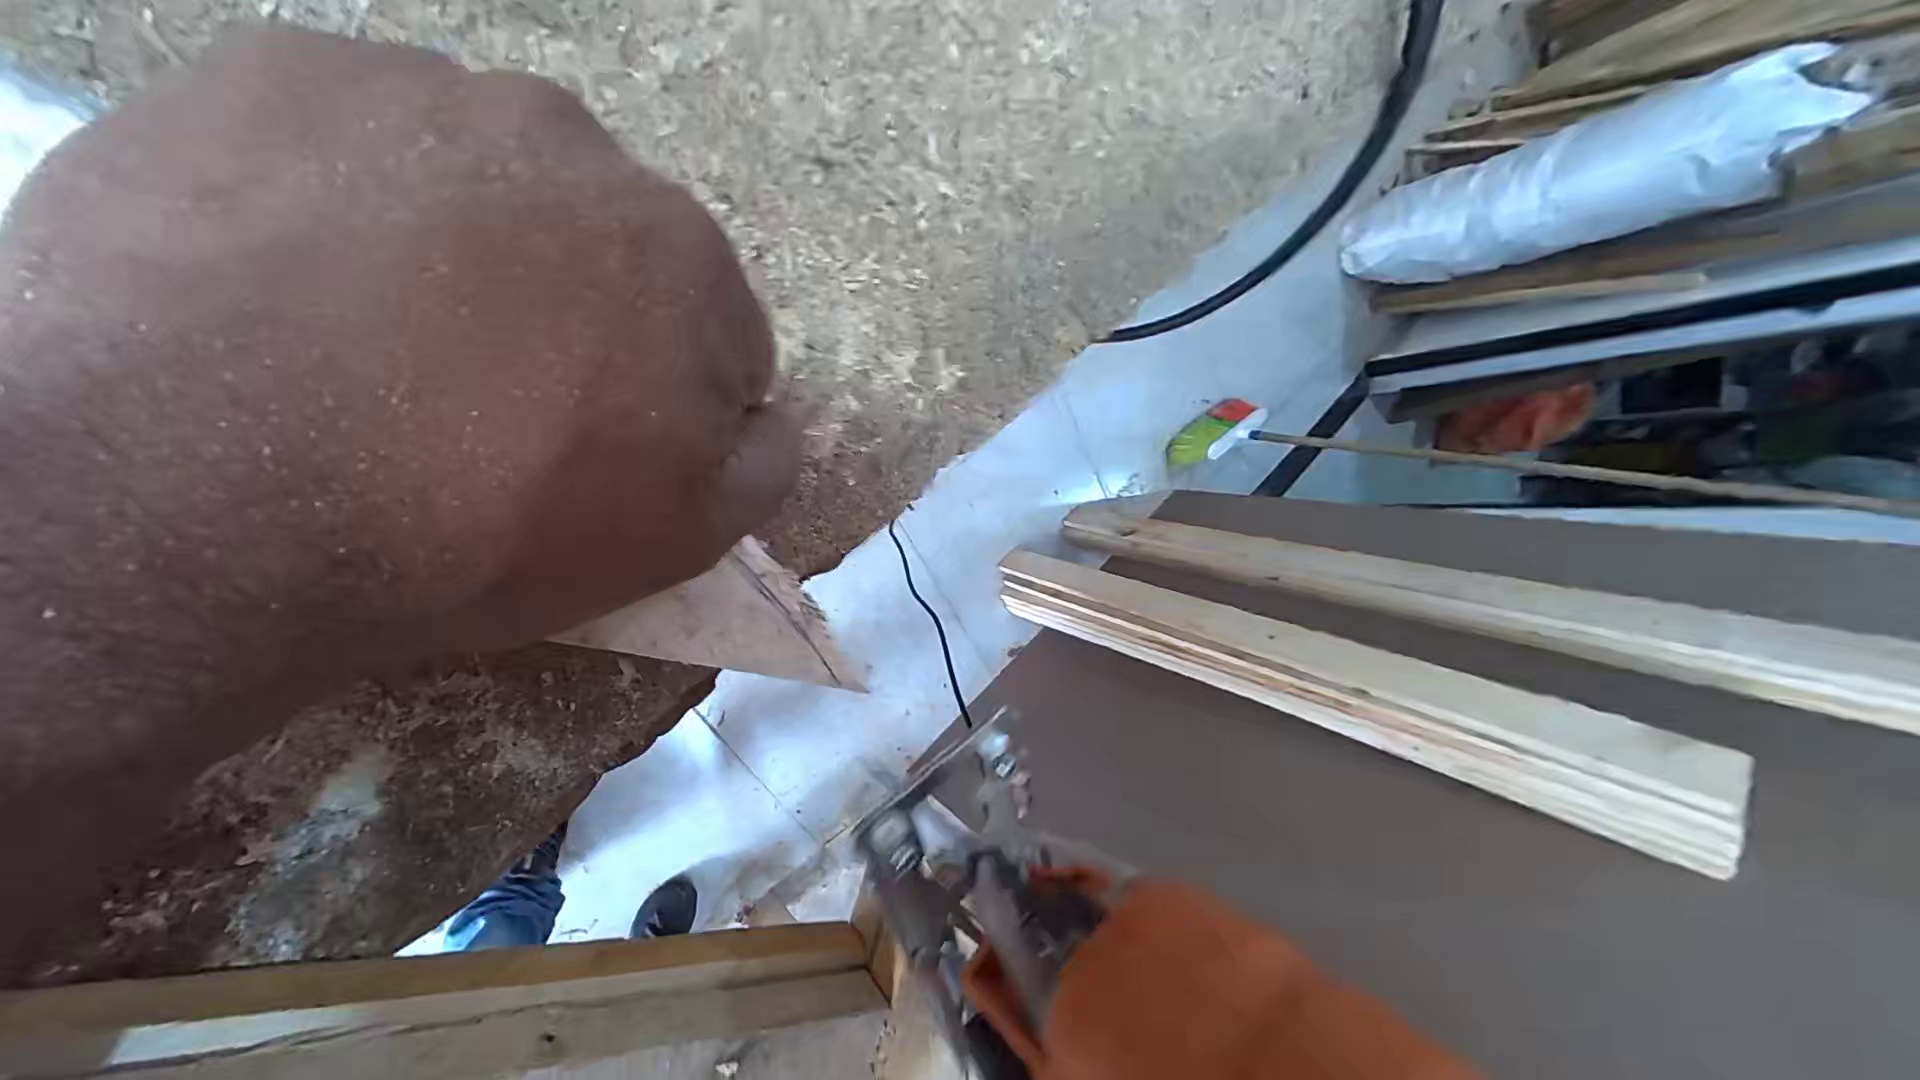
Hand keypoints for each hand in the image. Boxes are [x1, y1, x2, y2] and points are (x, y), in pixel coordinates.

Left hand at [0, 26, 798, 665]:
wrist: (195, 504)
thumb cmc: (492, 529)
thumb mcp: (686, 537)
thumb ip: (766, 464)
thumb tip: (768, 417)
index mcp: (686, 257)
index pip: (722, 334)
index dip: (678, 404)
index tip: (617, 450)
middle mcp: (578, 147)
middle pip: (620, 256)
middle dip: (598, 325)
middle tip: (517, 404)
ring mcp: (424, 94)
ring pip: (506, 196)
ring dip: (493, 262)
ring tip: (414, 348)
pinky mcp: (277, 76)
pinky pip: (378, 154)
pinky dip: (377, 215)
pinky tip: (325, 290)